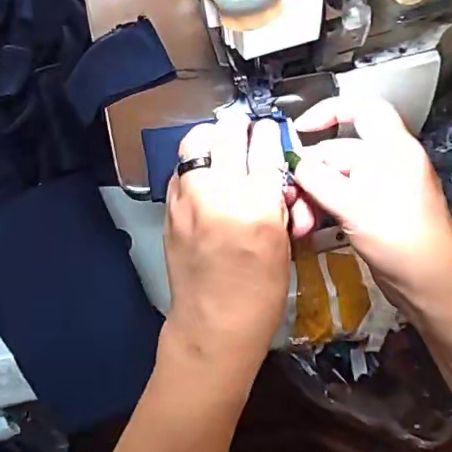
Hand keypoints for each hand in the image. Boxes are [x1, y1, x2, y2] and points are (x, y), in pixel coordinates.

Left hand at [160, 113, 291, 384]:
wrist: (212, 324)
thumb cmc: (259, 294)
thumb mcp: (283, 245)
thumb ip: (275, 203)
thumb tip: (273, 173)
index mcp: (256, 208)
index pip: (265, 151)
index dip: (270, 135)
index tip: (270, 129)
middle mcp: (218, 196)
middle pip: (227, 137)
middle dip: (239, 128)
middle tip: (245, 129)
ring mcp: (187, 201)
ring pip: (195, 145)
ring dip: (211, 139)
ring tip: (221, 145)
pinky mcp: (169, 210)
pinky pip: (180, 170)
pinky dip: (193, 165)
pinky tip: (203, 175)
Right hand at [288, 97, 451, 304]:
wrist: (428, 281)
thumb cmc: (399, 238)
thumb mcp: (349, 203)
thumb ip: (316, 178)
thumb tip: (295, 164)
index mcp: (392, 148)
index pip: (362, 109)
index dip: (328, 111)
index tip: (301, 129)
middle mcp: (389, 161)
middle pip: (339, 150)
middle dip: (311, 170)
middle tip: (291, 192)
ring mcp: (383, 185)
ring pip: (337, 176)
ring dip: (314, 193)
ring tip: (301, 217)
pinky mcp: (377, 208)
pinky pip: (343, 196)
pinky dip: (325, 205)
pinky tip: (311, 222)